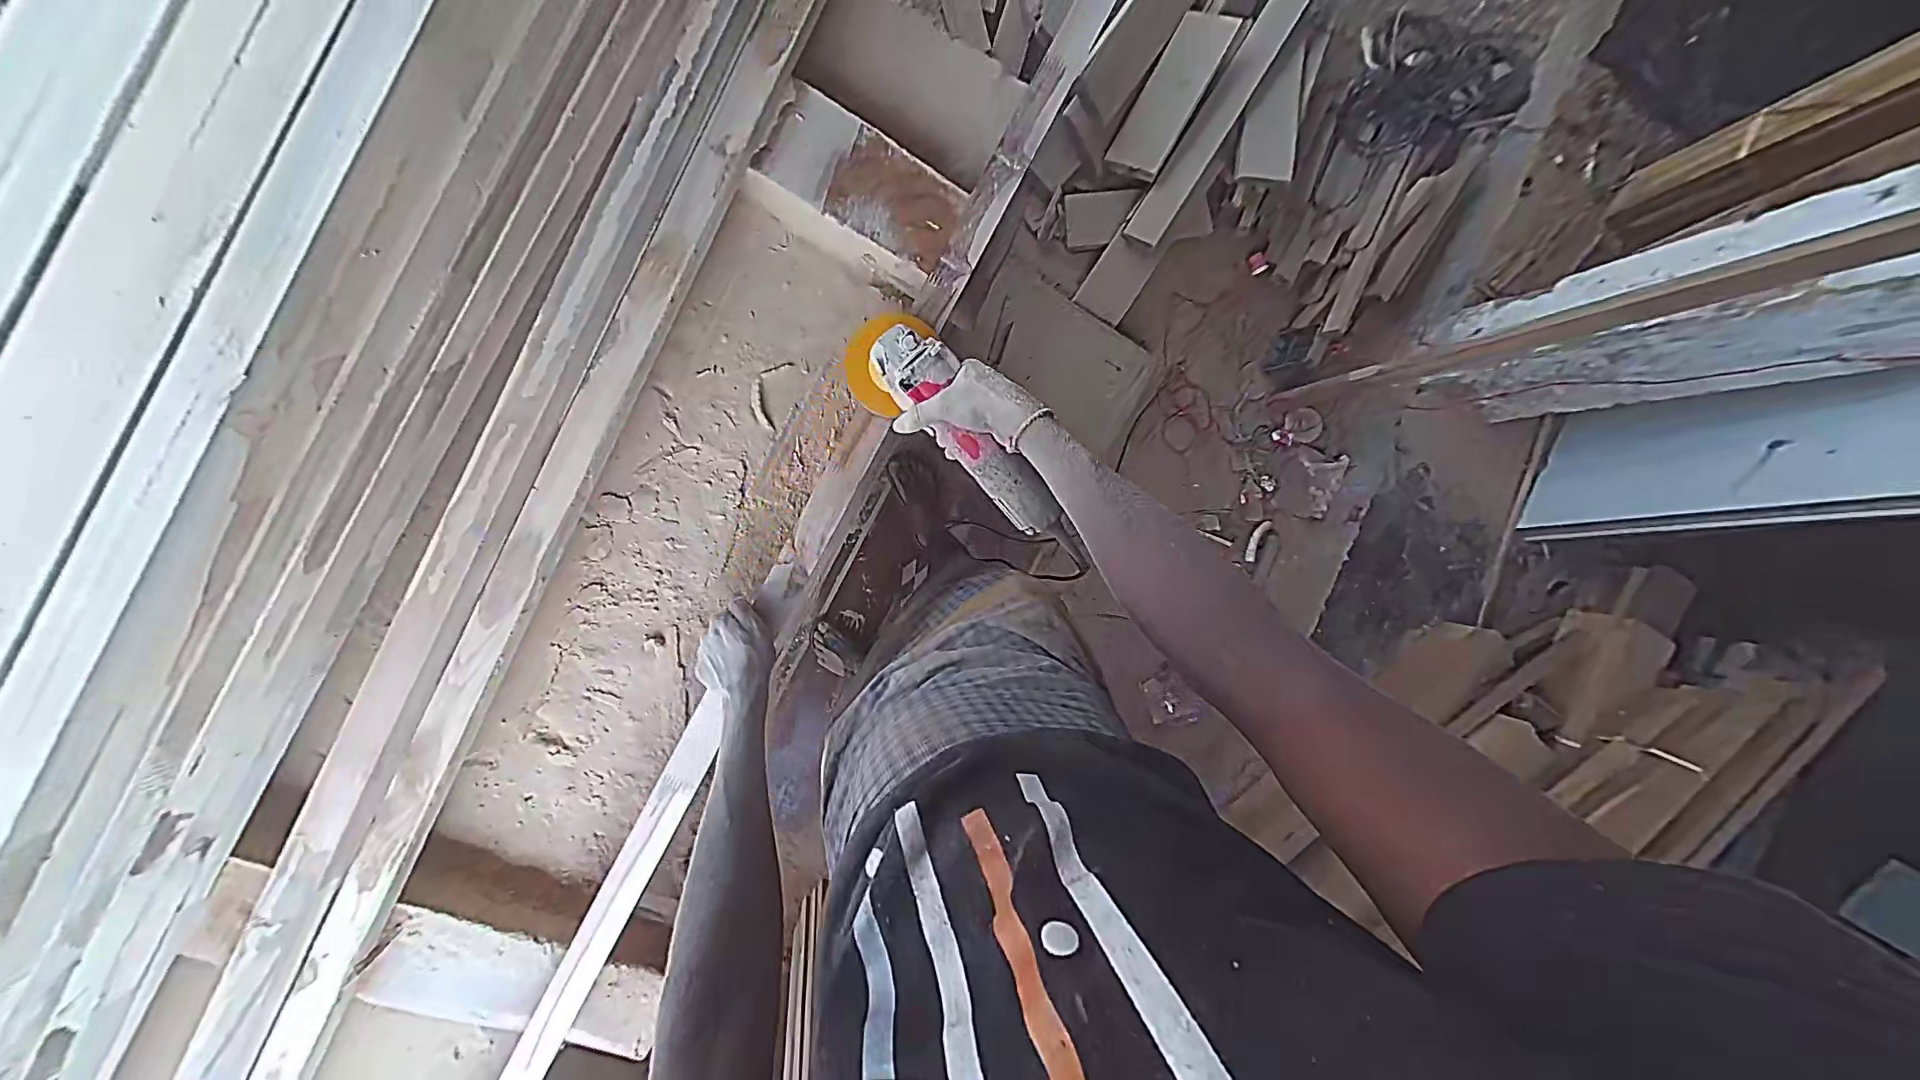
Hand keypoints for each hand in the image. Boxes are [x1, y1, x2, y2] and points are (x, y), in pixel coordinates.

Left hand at [696, 598, 772, 703]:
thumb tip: (736, 600)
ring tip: (740, 660)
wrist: (742, 691)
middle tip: (747, 645)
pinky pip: (711, 661)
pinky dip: (719, 663)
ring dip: (725, 648)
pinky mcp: (701, 670)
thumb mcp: (758, 628)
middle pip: (721, 628)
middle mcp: (707, 635)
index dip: (742, 620)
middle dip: (731, 634)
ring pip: (715, 644)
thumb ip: (744, 610)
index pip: (730, 611)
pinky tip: (731, 670)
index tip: (751, 629)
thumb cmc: (755, 659)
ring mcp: (702, 653)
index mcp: (720, 622)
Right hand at [891, 358, 1046, 449]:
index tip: (926, 415)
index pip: (942, 384)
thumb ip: (919, 416)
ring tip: (954, 443)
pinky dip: (973, 438)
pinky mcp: (1001, 417)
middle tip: (941, 432)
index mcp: (968, 369)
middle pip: (954, 405)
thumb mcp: (942, 407)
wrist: (1015, 421)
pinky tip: (969, 446)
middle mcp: (982, 382)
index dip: (932, 402)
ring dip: (958, 433)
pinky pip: (980, 428)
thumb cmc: (987, 403)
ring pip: (967, 419)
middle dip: (945, 423)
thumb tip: (902, 422)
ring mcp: (993, 400)